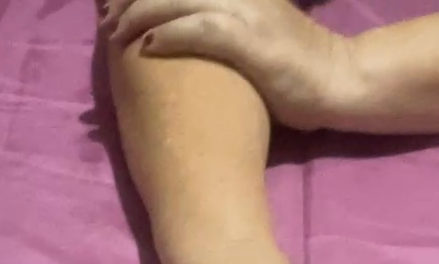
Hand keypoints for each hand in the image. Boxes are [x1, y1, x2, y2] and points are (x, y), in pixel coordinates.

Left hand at [103, 0, 362, 130]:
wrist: (334, 81)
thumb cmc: (289, 67)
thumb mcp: (250, 32)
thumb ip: (214, 25)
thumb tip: (172, 33)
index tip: (113, 4)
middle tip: (104, 19)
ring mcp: (244, 10)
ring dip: (139, 14)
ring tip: (114, 33)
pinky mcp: (249, 40)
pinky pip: (199, 29)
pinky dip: (168, 35)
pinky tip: (146, 47)